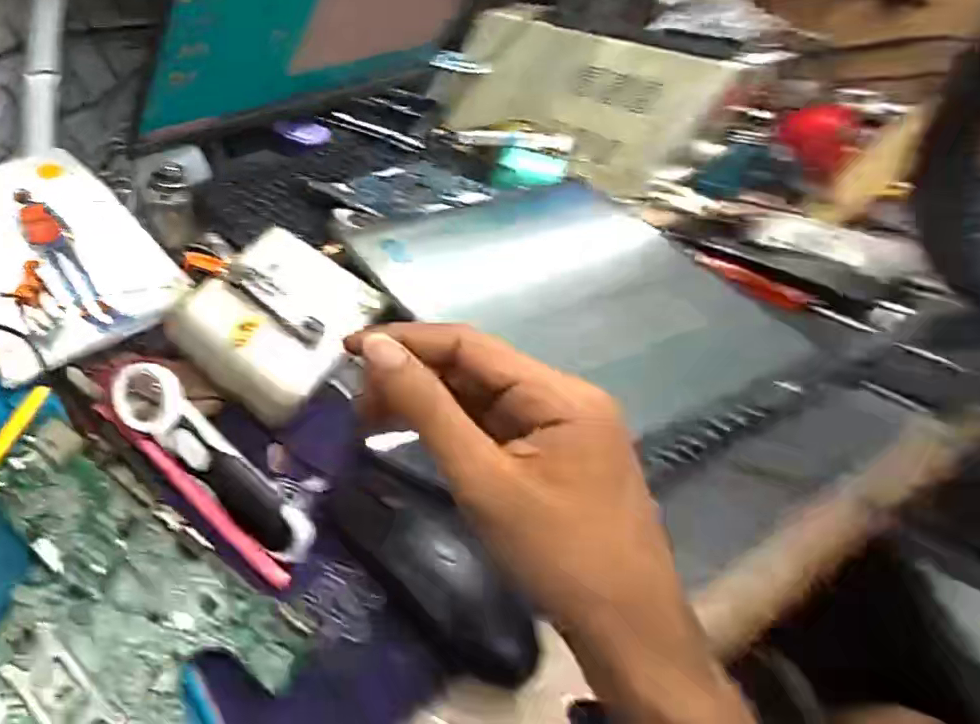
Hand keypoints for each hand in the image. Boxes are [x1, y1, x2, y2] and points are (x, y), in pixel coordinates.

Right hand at [353, 324, 752, 723]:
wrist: (630, 640)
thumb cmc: (557, 554)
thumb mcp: (479, 475)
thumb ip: (424, 405)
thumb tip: (375, 346)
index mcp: (558, 394)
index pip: (465, 343)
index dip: (402, 339)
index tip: (348, 348)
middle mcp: (560, 396)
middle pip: (467, 364)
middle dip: (407, 372)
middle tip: (357, 397)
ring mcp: (556, 425)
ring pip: (471, 390)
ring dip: (419, 397)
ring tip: (371, 416)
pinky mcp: (546, 450)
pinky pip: (483, 418)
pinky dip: (441, 419)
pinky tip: (409, 429)